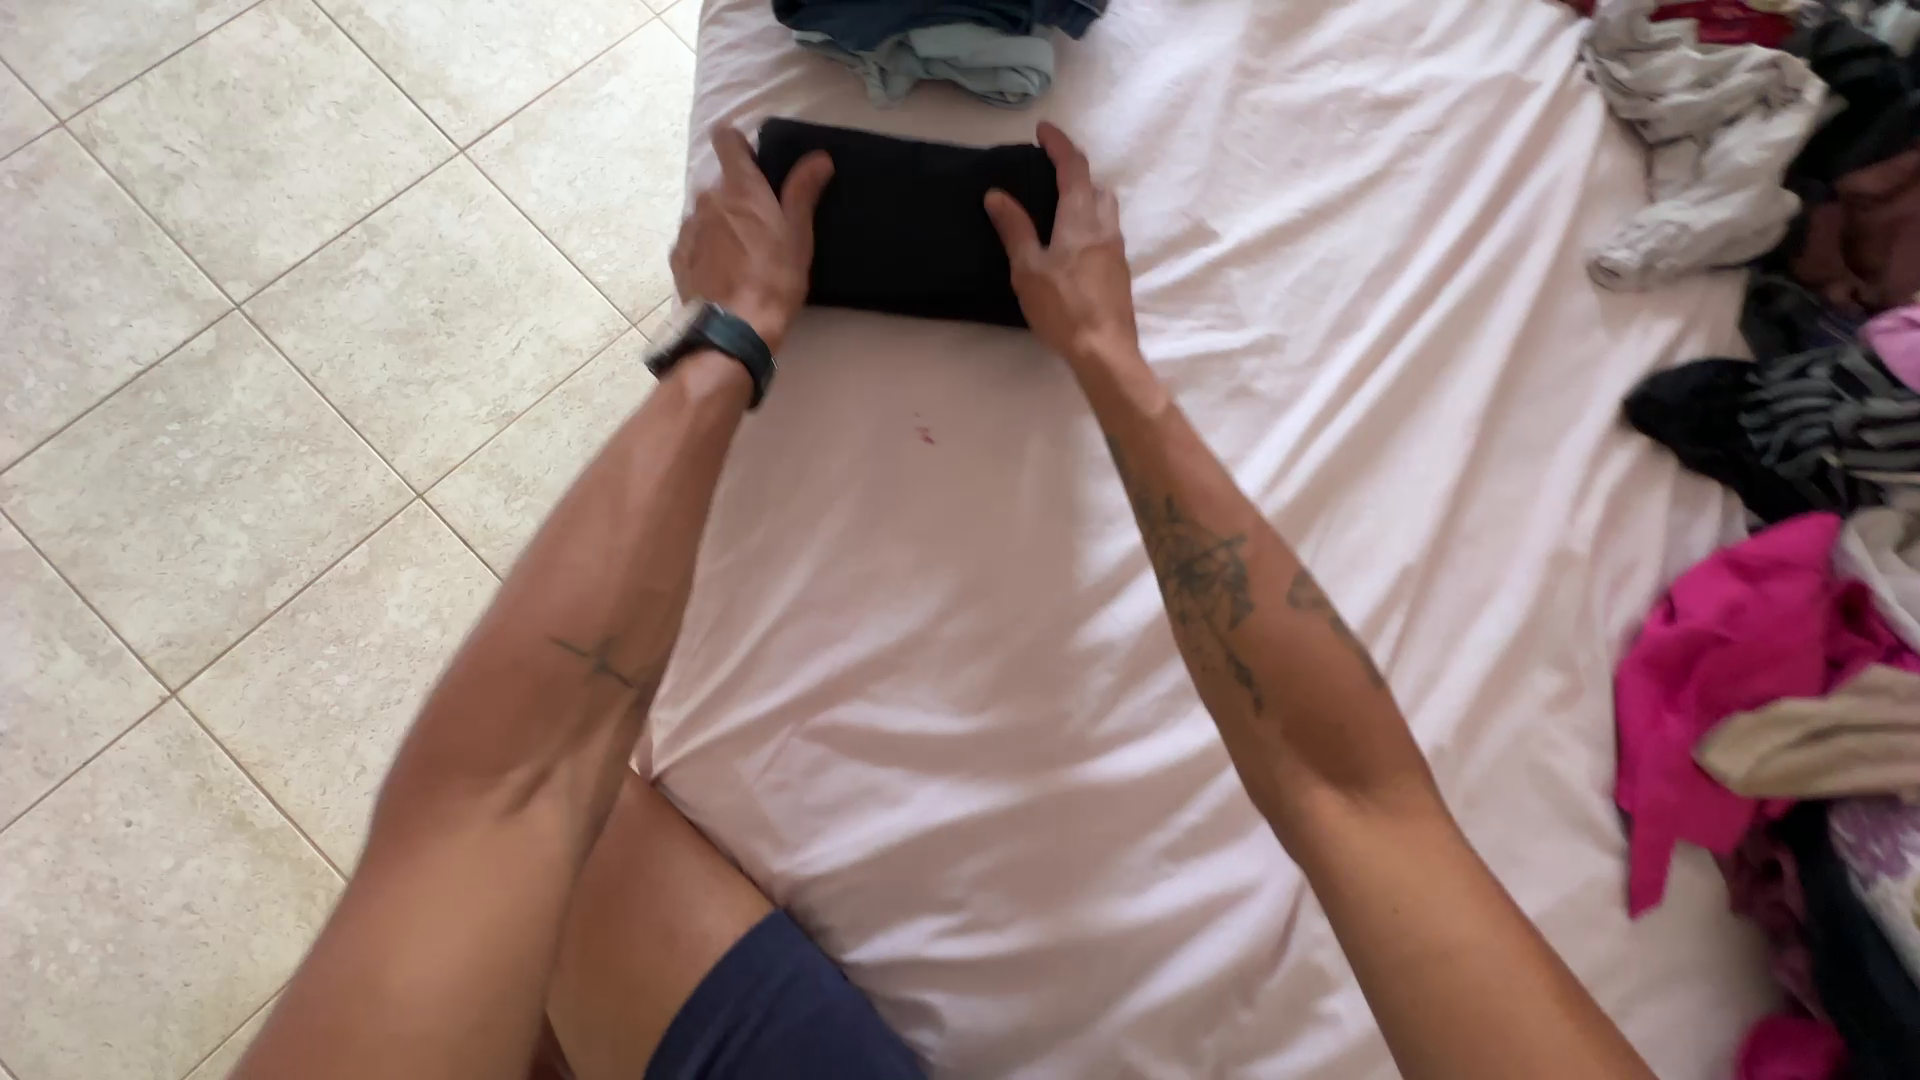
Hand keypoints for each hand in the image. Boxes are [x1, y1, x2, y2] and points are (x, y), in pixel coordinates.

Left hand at [671, 127, 833, 352]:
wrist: (734, 329)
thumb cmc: (774, 281)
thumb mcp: (798, 238)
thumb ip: (803, 193)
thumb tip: (819, 157)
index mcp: (740, 189)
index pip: (727, 140)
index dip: (739, 146)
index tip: (754, 164)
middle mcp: (707, 199)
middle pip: (720, 185)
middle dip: (736, 198)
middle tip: (759, 229)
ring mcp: (689, 228)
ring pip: (705, 214)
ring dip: (720, 226)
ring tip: (741, 259)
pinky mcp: (678, 258)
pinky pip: (694, 243)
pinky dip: (707, 251)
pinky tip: (723, 276)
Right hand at [985, 122, 1138, 365]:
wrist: (1104, 350)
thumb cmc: (1062, 308)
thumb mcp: (1027, 269)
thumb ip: (1014, 229)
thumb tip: (996, 194)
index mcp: (1081, 218)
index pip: (1073, 166)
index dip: (1059, 144)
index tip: (1043, 130)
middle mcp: (1105, 226)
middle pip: (1095, 186)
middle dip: (1075, 173)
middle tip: (1051, 176)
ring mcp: (1116, 251)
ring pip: (1105, 210)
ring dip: (1086, 199)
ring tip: (1061, 212)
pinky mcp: (1119, 273)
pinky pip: (1106, 235)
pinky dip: (1090, 226)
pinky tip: (1074, 249)